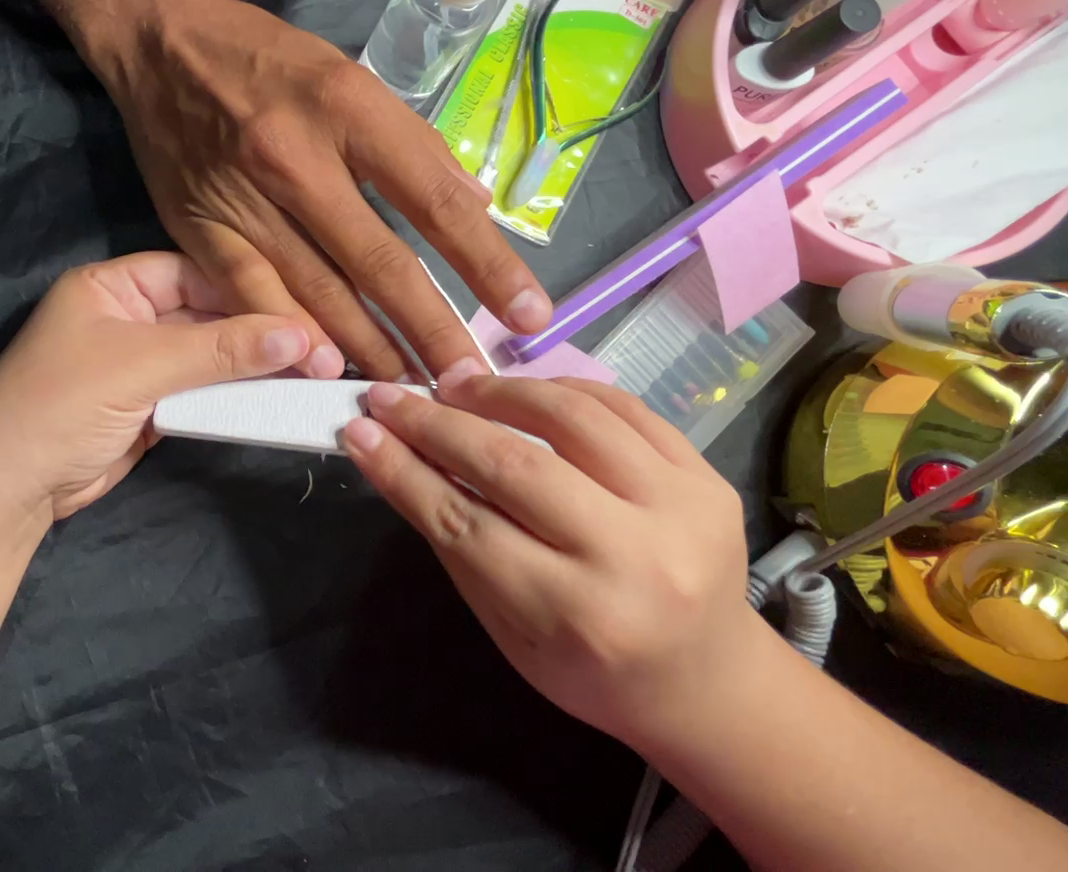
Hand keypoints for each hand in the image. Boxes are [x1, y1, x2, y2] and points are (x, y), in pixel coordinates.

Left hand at [0, 251, 310, 520]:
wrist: (9, 488)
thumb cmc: (62, 404)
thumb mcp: (140, 365)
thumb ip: (220, 350)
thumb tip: (300, 336)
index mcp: (112, 286)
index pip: (195, 272)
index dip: (249, 290)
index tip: (306, 311)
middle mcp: (128, 317)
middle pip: (207, 314)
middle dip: (259, 332)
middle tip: (322, 350)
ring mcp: (140, 365)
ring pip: (210, 356)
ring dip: (254, 367)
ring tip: (313, 374)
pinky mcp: (150, 407)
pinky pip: (202, 392)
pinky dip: (235, 397)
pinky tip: (275, 399)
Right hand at [92, 0, 550, 381]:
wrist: (164, 48)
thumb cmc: (268, 59)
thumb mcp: (350, 75)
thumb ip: (411, 144)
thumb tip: (470, 208)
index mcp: (347, 110)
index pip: (432, 202)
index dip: (486, 264)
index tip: (528, 312)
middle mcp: (296, 160)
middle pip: (379, 263)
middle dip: (432, 329)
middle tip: (471, 381)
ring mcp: (244, 201)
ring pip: (318, 290)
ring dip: (372, 346)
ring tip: (414, 388)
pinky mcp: (202, 229)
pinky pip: (252, 294)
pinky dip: (290, 334)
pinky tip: (326, 368)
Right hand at [339, 374, 766, 746]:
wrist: (706, 680)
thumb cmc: (587, 667)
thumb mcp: (505, 624)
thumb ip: (455, 538)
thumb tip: (393, 456)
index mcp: (576, 615)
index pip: (466, 523)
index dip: (403, 471)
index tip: (359, 432)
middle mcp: (635, 559)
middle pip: (514, 466)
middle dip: (437, 425)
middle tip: (391, 399)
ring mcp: (683, 510)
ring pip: (571, 419)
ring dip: (499, 391)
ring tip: (454, 387)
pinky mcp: (708, 477)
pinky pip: (622, 407)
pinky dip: (559, 388)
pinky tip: (518, 389)